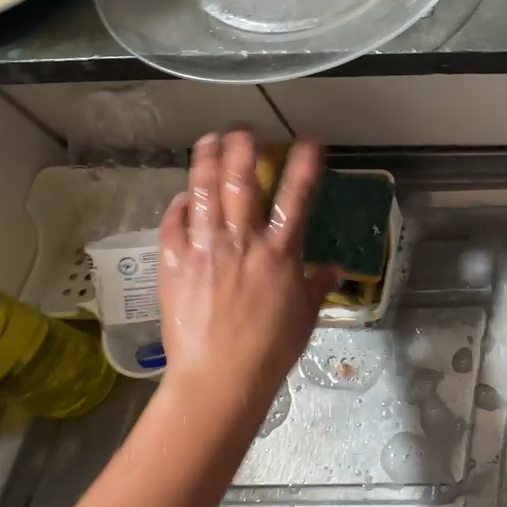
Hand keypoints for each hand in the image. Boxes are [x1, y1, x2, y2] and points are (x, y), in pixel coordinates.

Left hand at [156, 131, 334, 417]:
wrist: (220, 378)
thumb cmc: (271, 348)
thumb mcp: (305, 314)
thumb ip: (317, 284)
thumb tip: (332, 268)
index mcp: (281, 252)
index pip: (298, 196)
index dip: (305, 163)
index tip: (310, 139)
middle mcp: (243, 242)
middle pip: (243, 184)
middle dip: (244, 149)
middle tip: (243, 128)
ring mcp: (205, 251)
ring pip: (205, 195)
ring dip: (207, 163)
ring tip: (209, 140)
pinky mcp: (174, 266)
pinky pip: (173, 227)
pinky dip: (178, 207)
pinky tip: (181, 197)